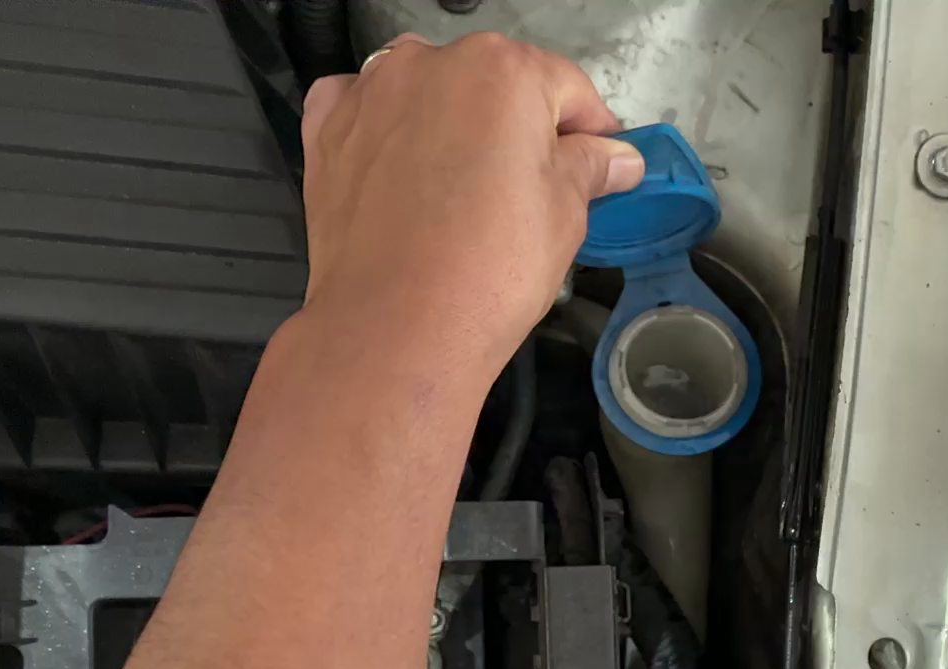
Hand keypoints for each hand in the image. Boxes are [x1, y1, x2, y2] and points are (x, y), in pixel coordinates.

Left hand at [293, 33, 644, 387]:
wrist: (398, 327)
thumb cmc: (492, 271)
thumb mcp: (565, 218)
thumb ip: (590, 169)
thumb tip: (618, 157)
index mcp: (503, 73)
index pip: (568, 88)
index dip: (594, 131)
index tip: (601, 166)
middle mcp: (432, 62)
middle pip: (498, 85)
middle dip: (523, 130)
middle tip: (536, 195)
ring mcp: (371, 91)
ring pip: (435, 96)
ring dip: (459, 128)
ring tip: (469, 197)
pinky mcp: (329, 130)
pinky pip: (376, 116)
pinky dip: (398, 137)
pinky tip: (412, 183)